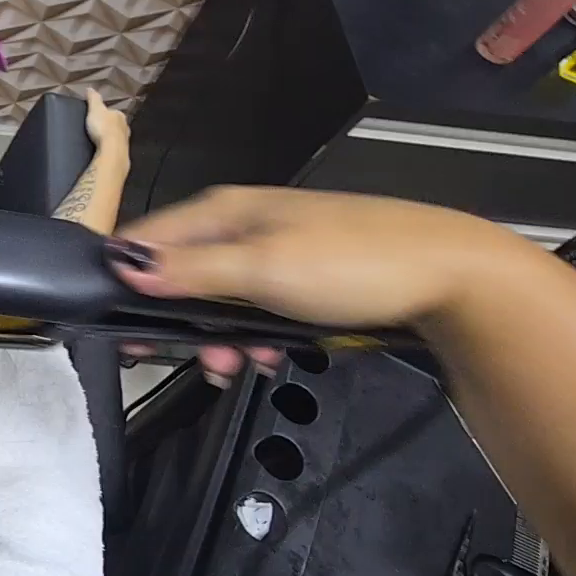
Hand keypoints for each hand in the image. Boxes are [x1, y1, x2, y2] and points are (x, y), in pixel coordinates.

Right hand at [83, 89, 126, 147]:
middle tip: (98, 128)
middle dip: (109, 126)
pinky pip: (115, 147)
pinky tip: (103, 149)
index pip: (113, 112)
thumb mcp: (95, 109)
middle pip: (116, 124)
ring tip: (99, 140)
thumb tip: (90, 88)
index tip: (97, 116)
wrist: (111, 150)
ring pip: (117, 136)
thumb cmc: (103, 127)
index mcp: (120, 115)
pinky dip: (110, 147)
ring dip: (110, 137)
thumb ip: (93, 99)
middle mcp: (125, 126)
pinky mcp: (122, 153)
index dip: (105, 113)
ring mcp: (125, 141)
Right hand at [107, 187, 537, 376]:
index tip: (119, 327)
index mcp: (221, 211)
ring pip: (213, 298)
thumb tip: (121, 265)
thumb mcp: (261, 269)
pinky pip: (249, 308)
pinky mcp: (294, 276)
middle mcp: (237, 226)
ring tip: (238, 364)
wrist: (456, 279)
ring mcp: (268, 250)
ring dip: (217, 336)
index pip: (144, 239)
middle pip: (175, 274)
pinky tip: (269, 354)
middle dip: (176, 321)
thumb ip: (188, 270)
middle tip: (184, 359)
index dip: (123, 281)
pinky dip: (250, 335)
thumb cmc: (353, 266)